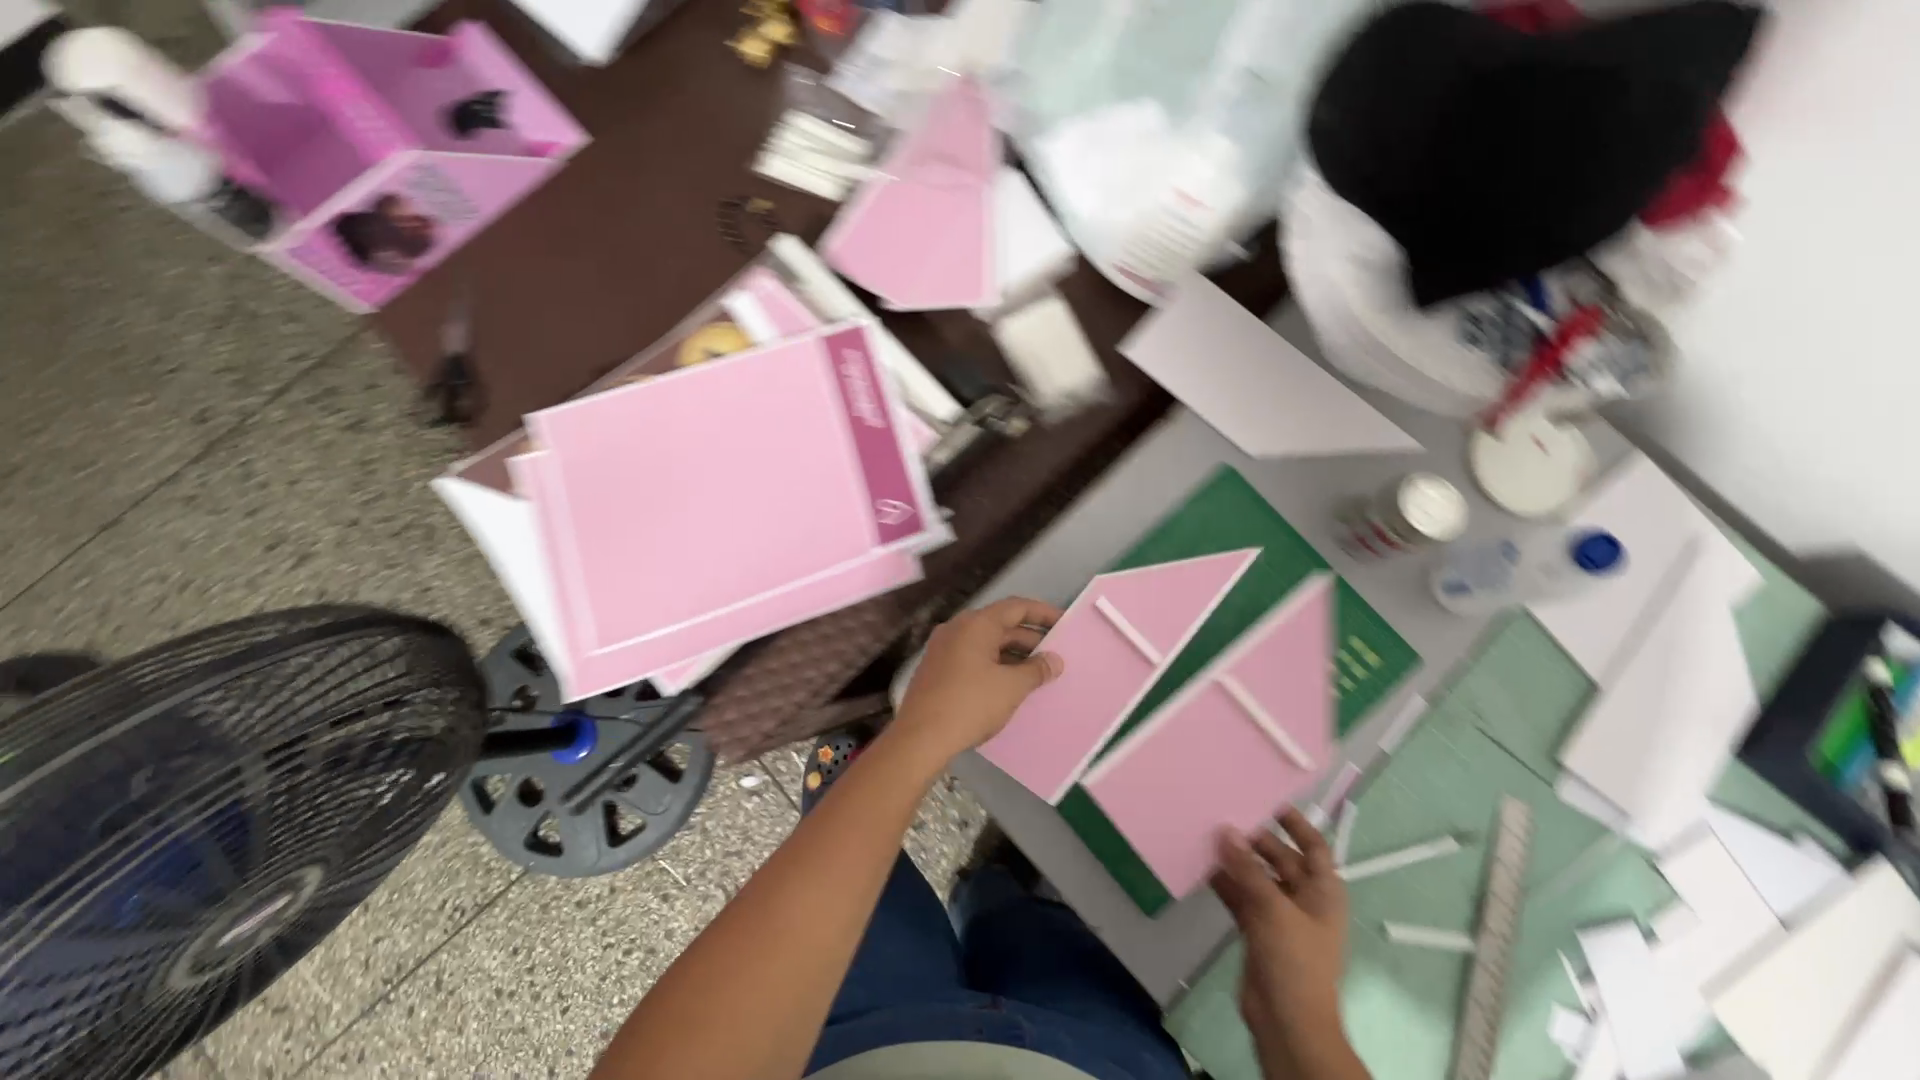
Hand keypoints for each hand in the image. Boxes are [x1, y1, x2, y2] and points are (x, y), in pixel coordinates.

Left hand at [890, 597, 1064, 761]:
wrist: (920, 737)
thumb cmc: (970, 704)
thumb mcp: (1011, 687)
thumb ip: (1036, 670)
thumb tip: (1054, 661)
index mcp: (976, 624)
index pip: (1016, 607)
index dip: (1042, 613)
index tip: (1064, 624)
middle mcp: (957, 629)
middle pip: (1000, 625)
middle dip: (1029, 639)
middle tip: (1054, 655)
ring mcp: (943, 648)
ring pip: (986, 643)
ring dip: (1012, 655)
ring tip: (1036, 673)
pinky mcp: (936, 669)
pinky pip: (972, 658)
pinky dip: (994, 665)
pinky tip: (1009, 685)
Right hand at [1213, 810, 1367, 1079]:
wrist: (1288, 1022)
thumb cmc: (1294, 961)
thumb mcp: (1272, 909)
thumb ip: (1247, 869)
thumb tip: (1226, 830)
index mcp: (1324, 892)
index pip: (1315, 847)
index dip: (1296, 824)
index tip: (1269, 801)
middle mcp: (1305, 900)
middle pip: (1282, 860)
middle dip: (1257, 840)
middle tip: (1225, 816)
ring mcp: (1281, 917)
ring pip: (1258, 879)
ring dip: (1237, 862)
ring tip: (1208, 837)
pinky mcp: (1259, 933)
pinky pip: (1242, 899)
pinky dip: (1226, 885)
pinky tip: (1203, 868)